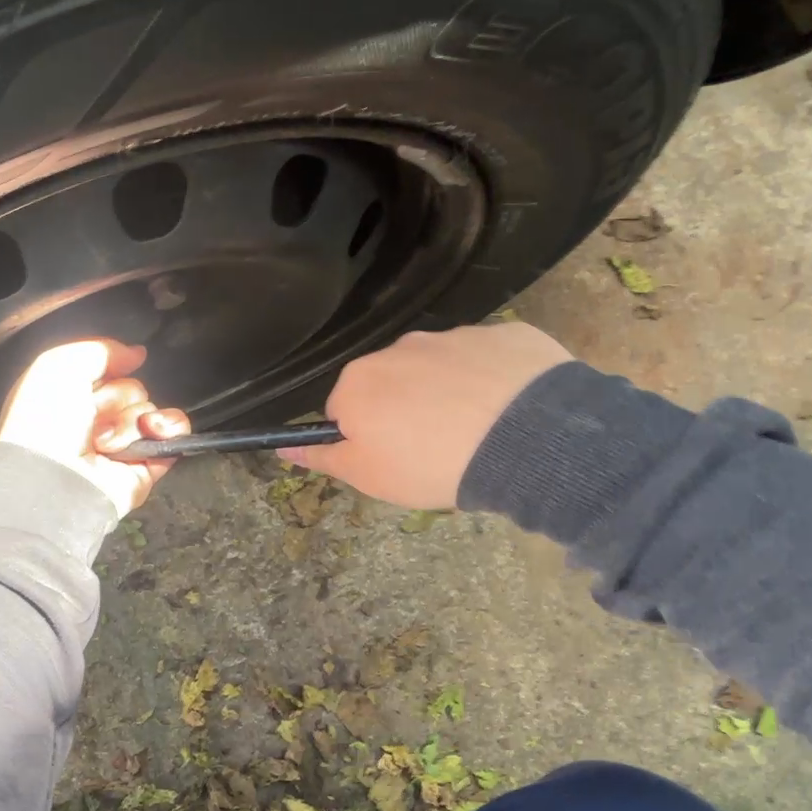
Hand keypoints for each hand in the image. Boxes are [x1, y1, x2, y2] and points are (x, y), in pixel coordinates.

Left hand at [0, 340, 189, 516]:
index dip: (109, 368)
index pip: (106, 372)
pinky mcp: (145, 468)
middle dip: (117, 396)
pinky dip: (169, 427)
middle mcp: (95, 424)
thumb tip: (137, 354)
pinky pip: (174, 434)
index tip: (103, 373)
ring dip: (132, 418)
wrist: (54, 477)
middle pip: (130, 389)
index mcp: (69, 400)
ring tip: (108, 440)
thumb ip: (100, 350)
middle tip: (93, 416)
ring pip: (149, 410)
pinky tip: (151, 431)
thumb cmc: (44, 422)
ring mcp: (121, 447)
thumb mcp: (59, 365)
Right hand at [279, 322, 573, 507]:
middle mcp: (399, 348)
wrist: (528, 441)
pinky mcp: (505, 334)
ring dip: (446, 394)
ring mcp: (455, 336)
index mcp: (359, 382)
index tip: (389, 459)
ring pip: (438, 369)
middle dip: (403, 410)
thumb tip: (284, 450)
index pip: (344, 410)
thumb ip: (323, 458)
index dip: (364, 438)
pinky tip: (508, 412)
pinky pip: (487, 360)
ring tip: (476, 433)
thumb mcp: (367, 476)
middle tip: (431, 450)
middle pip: (390, 383)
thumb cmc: (430, 463)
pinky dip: (491, 381)